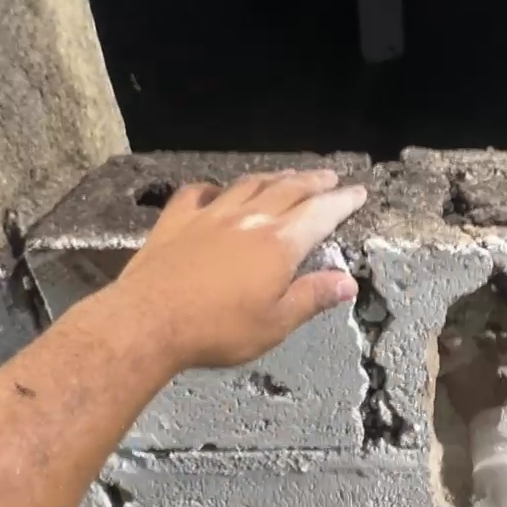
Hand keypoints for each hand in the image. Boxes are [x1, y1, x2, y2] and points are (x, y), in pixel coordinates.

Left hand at [94, 169, 367, 370]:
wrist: (148, 322)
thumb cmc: (217, 329)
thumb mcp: (276, 323)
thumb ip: (312, 297)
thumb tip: (347, 282)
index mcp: (279, 245)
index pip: (321, 213)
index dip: (343, 201)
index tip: (358, 192)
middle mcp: (249, 220)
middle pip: (289, 189)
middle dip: (314, 181)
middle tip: (330, 176)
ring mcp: (210, 215)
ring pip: (250, 185)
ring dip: (275, 177)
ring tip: (289, 176)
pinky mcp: (177, 221)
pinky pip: (200, 192)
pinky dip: (216, 188)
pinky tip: (218, 191)